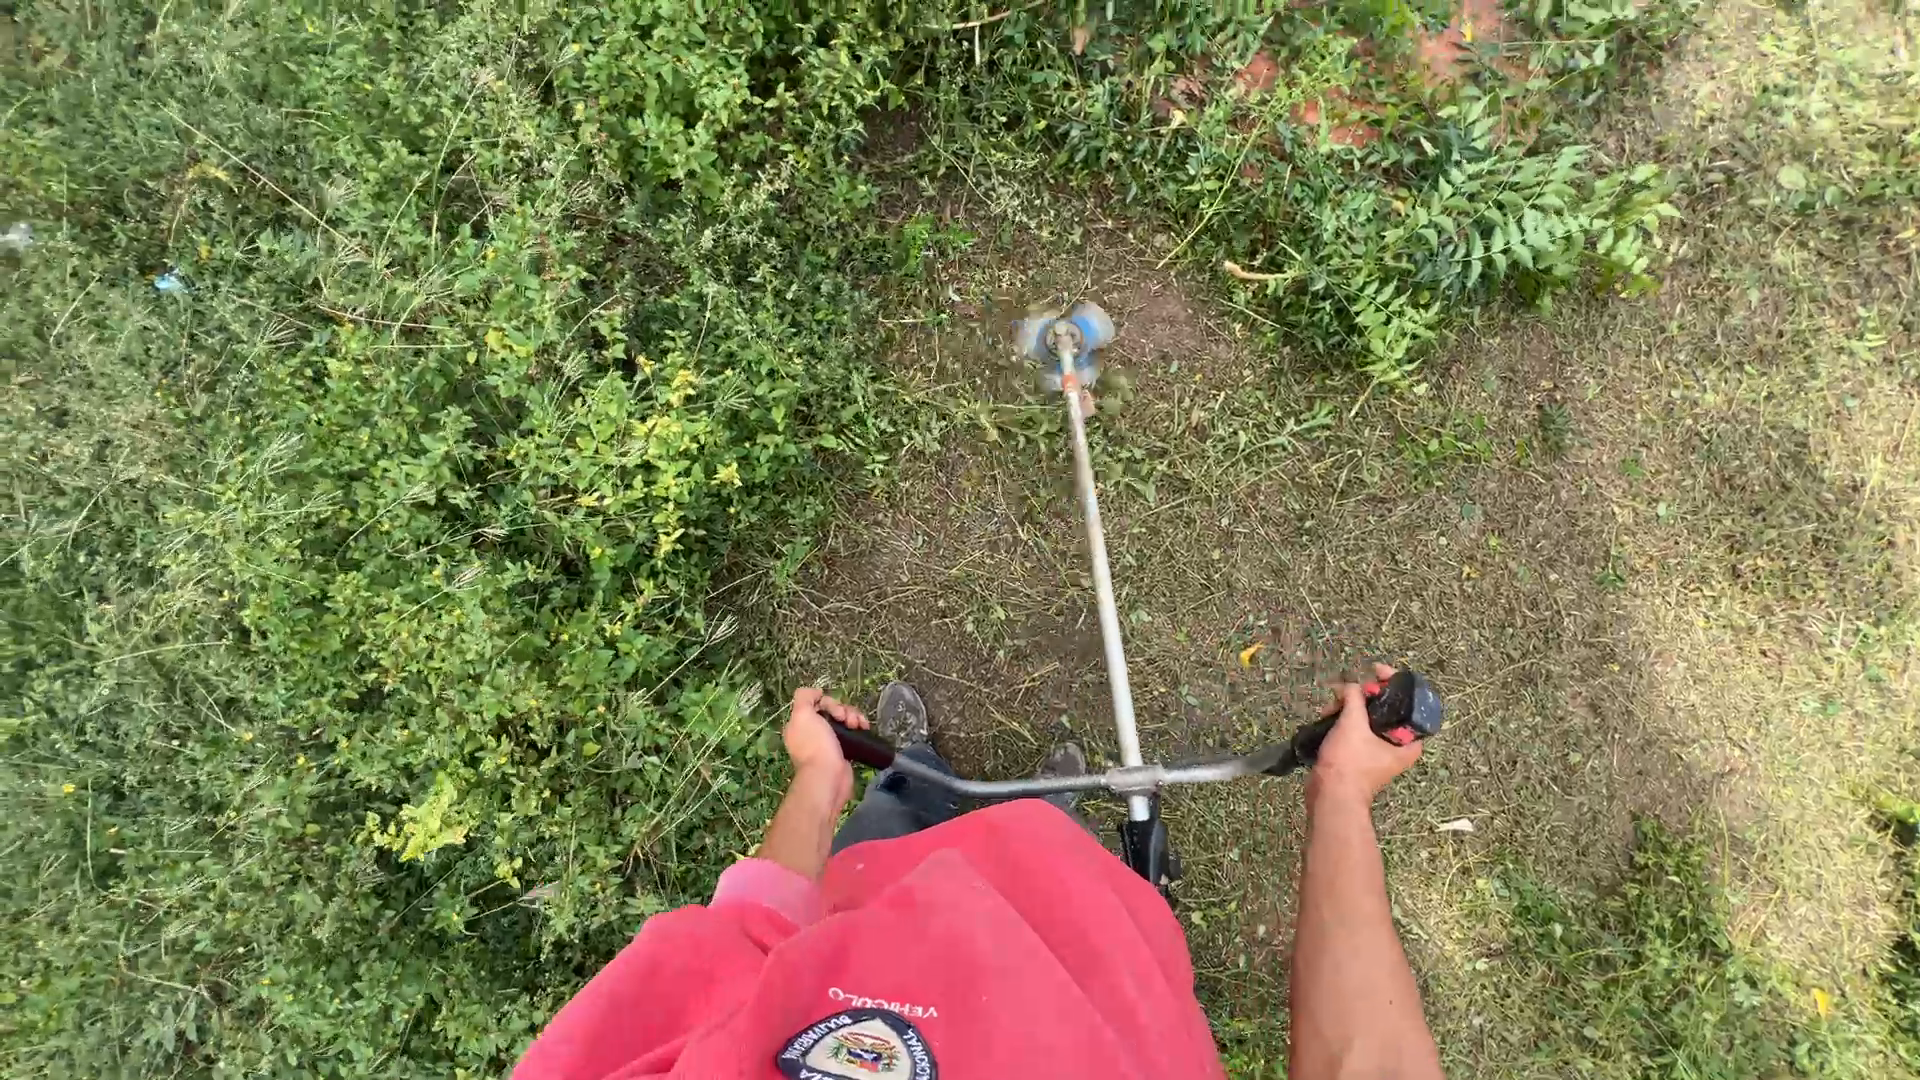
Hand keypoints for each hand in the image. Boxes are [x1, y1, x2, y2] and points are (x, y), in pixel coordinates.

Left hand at [783, 687, 868, 802]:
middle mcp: (812, 732)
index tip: (836, 713)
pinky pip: (851, 731)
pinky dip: (859, 727)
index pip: (817, 703)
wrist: (828, 776)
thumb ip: (804, 697)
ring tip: (859, 725)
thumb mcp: (802, 715)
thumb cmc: (815, 745)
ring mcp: (827, 742)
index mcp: (800, 724)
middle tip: (848, 720)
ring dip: (854, 717)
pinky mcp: (842, 750)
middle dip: (844, 710)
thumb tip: (817, 693)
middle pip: (832, 710)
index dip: (829, 703)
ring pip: (844, 719)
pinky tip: (864, 728)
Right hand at [1306, 663, 1423, 808]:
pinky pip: (1356, 728)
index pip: (1409, 703)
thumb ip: (1354, 699)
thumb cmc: (1349, 762)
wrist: (1330, 794)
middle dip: (1362, 696)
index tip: (1374, 670)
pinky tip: (1327, 715)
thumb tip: (1350, 685)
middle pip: (1385, 708)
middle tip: (1345, 690)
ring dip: (1348, 707)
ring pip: (1367, 717)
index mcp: (1408, 741)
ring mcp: (1378, 750)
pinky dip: (1343, 718)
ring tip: (1330, 706)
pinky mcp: (1360, 753)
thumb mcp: (1352, 725)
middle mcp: (1398, 745)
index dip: (1392, 683)